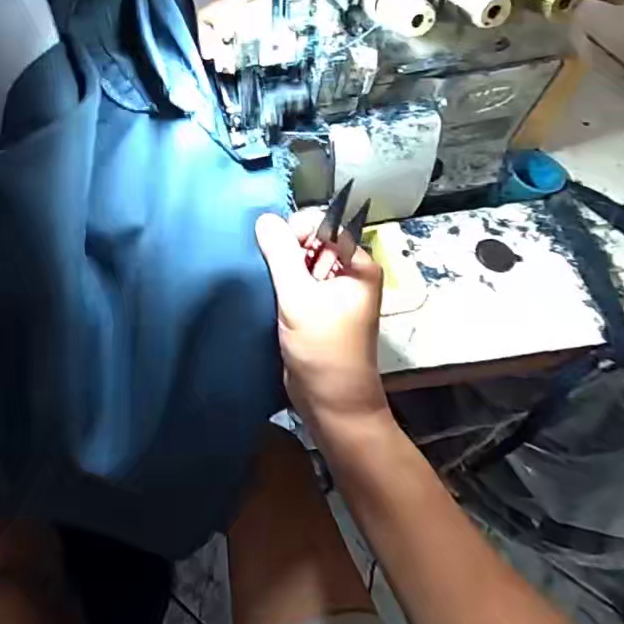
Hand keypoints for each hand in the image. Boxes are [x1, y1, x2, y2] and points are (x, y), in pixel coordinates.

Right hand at [254, 209, 388, 425]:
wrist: (331, 404)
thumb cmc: (324, 350)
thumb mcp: (299, 298)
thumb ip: (281, 254)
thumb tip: (264, 219)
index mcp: (358, 265)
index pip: (325, 224)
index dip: (298, 230)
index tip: (276, 250)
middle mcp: (348, 273)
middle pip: (311, 240)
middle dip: (287, 249)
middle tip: (270, 272)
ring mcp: (332, 291)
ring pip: (300, 261)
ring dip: (280, 268)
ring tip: (268, 285)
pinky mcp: (315, 307)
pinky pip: (295, 281)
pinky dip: (280, 283)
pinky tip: (268, 294)